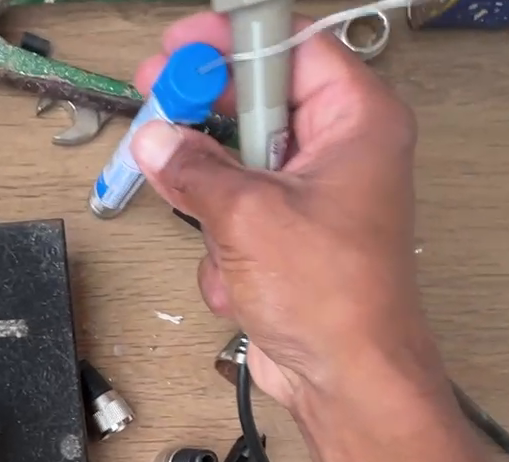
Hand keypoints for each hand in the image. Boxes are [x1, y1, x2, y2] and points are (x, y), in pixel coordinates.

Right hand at [132, 14, 445, 419]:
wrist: (341, 373)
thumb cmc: (328, 293)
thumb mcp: (249, 217)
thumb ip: (195, 170)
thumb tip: (155, 138)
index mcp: (354, 121)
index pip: (290, 49)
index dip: (231, 41)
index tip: (179, 44)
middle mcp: (334, 152)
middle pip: (253, 110)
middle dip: (204, 129)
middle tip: (153, 110)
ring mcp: (305, 200)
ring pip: (232, 174)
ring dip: (214, 215)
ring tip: (229, 253)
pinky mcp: (281, 241)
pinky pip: (230, 222)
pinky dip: (222, 253)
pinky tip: (239, 284)